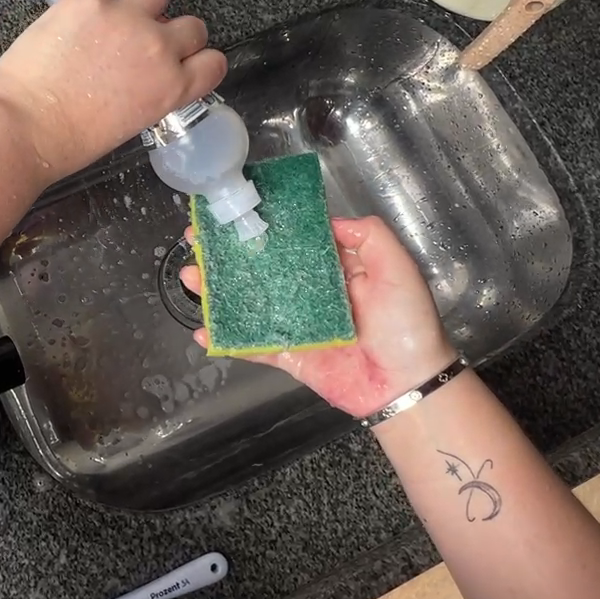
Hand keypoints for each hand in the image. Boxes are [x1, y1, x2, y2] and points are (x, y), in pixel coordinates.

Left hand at [0, 0, 225, 180]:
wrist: (23, 127)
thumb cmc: (68, 142)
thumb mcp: (127, 127)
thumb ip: (147, 96)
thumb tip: (142, 78)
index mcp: (171, 89)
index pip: (213, 63)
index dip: (200, 61)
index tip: (187, 62)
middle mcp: (157, 49)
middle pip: (192, 26)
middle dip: (176, 33)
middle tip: (151, 43)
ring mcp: (123, 18)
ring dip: (147, 1)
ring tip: (128, 10)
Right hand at [180, 216, 458, 419]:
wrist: (408, 383)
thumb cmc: (407, 323)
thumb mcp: (398, 267)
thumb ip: (369, 237)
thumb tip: (328, 220)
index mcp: (331, 269)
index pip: (288, 241)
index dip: (259, 227)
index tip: (230, 215)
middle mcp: (308, 293)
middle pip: (258, 270)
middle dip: (225, 256)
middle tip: (196, 243)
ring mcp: (294, 325)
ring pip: (248, 304)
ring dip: (216, 292)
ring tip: (191, 278)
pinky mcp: (288, 355)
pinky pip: (251, 346)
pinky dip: (226, 340)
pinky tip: (202, 331)